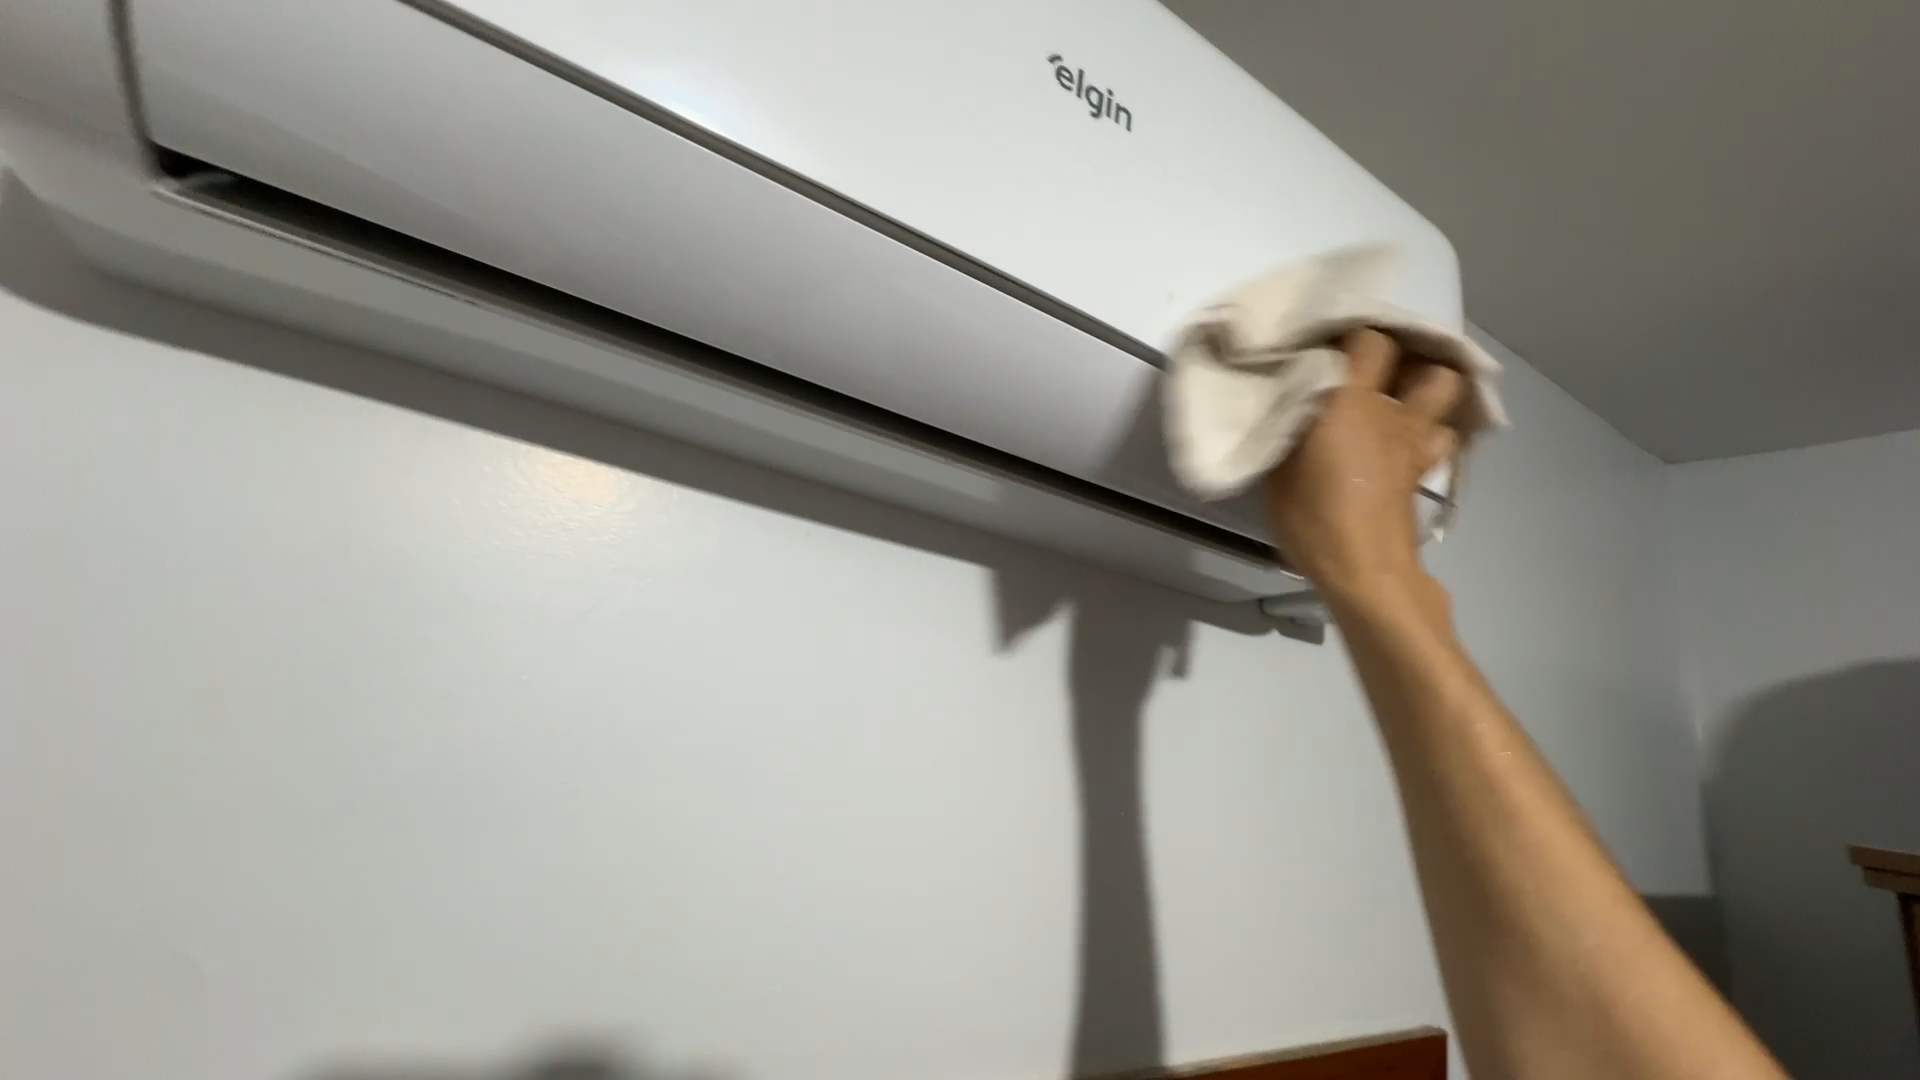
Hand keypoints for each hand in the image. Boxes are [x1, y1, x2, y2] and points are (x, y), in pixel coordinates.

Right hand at [1265, 328, 1465, 599]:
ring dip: (1427, 392)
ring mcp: (1415, 444)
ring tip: (1400, 397)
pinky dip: (1427, 432)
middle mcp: (1392, 413)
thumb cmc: (1312, 517)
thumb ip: (1288, 426)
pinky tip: (1403, 442)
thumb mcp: (1278, 469)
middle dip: (1409, 355)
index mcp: (1351, 402)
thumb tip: (1287, 401)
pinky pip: (1437, 437)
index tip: (1327, 339)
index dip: (1352, 332)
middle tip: (1377, 364)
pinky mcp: (1422, 473)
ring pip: (1445, 397)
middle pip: (1429, 361)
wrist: (1364, 571)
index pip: (1368, 338)